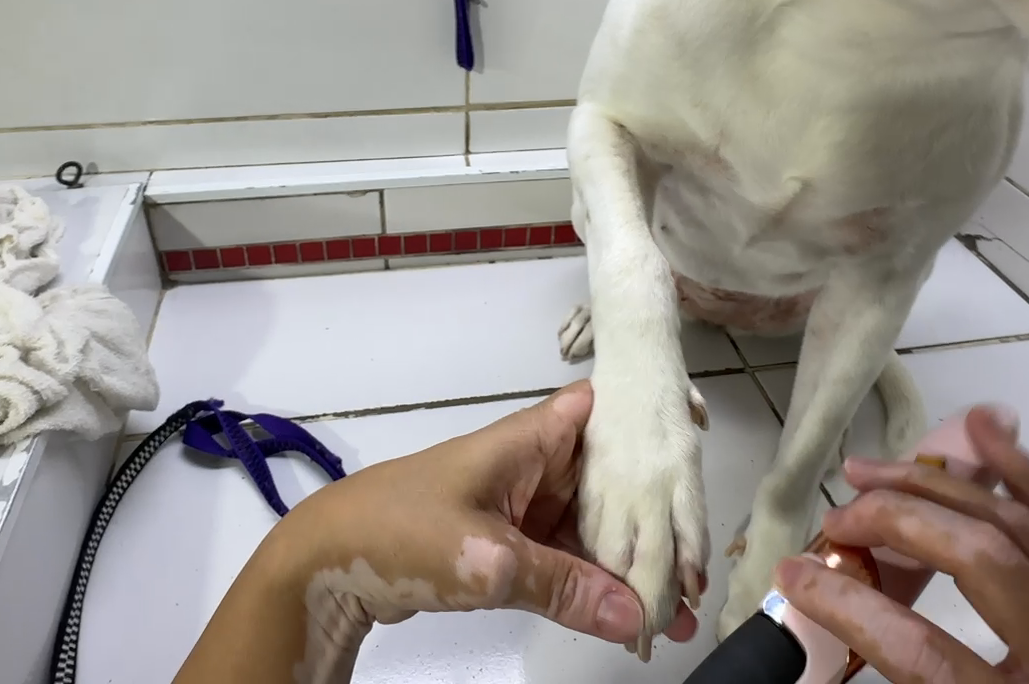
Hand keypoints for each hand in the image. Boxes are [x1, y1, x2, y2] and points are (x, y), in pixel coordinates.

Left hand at [272, 381, 699, 653]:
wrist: (332, 559)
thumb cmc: (403, 528)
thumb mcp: (486, 558)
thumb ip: (562, 584)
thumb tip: (637, 616)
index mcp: (529, 439)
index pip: (600, 409)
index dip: (645, 418)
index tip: (694, 446)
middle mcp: (534, 464)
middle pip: (607, 479)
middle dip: (651, 519)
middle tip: (696, 576)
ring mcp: (523, 504)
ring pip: (590, 524)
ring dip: (627, 562)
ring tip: (675, 612)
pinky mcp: (510, 542)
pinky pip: (566, 556)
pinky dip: (595, 583)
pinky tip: (628, 618)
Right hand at [776, 407, 1028, 683]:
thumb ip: (908, 677)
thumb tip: (823, 620)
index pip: (926, 654)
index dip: (848, 606)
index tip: (794, 575)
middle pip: (984, 562)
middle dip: (895, 524)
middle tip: (838, 522)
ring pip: (1021, 529)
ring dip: (935, 486)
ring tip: (869, 471)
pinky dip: (1021, 474)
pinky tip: (981, 430)